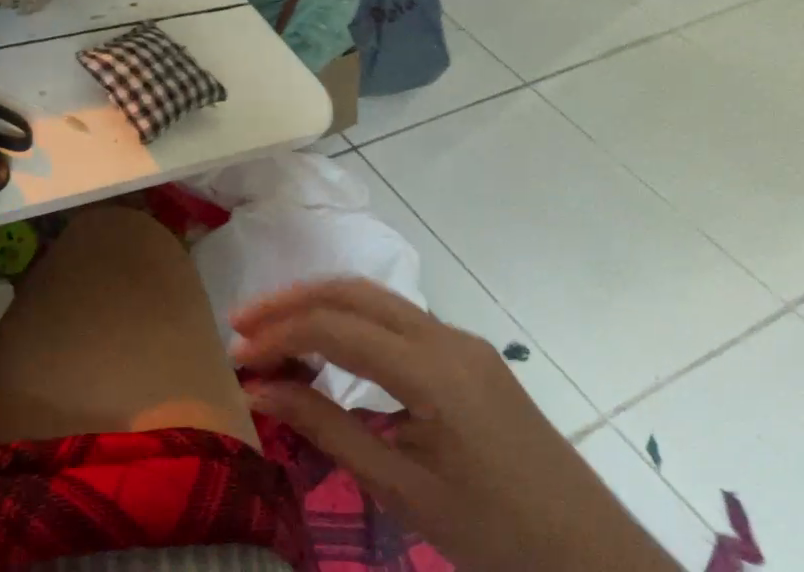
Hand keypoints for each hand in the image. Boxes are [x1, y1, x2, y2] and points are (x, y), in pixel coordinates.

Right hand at [231, 279, 677, 571]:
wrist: (604, 568)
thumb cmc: (500, 536)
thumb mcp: (402, 490)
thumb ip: (325, 428)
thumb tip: (256, 389)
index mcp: (435, 373)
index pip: (331, 328)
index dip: (274, 337)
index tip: (234, 360)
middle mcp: (449, 342)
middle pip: (349, 293)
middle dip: (287, 303)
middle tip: (239, 327)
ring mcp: (465, 348)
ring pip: (372, 300)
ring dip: (315, 308)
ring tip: (270, 334)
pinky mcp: (472, 362)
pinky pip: (395, 322)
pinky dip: (346, 324)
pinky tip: (325, 352)